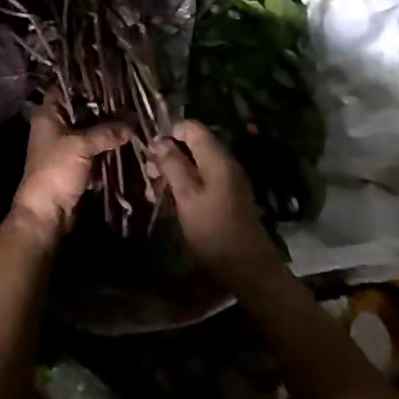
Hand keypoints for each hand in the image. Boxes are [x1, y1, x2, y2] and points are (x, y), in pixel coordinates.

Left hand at [10, 95, 130, 237]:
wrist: (47, 209)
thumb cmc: (56, 169)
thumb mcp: (81, 146)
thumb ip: (106, 132)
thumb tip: (132, 122)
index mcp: (48, 113)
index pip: (67, 89)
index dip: (86, 85)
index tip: (111, 81)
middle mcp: (55, 124)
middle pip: (81, 109)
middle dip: (104, 108)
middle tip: (131, 103)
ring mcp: (65, 143)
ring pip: (89, 129)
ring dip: (108, 128)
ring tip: (135, 119)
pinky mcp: (75, 160)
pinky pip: (93, 147)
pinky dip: (106, 145)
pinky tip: (127, 140)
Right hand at [147, 120, 277, 279]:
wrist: (249, 272)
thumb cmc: (215, 231)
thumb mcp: (186, 196)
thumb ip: (171, 164)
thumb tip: (158, 140)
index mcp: (217, 160)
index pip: (191, 127)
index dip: (169, 132)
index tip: (152, 152)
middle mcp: (224, 165)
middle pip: (191, 144)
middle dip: (167, 154)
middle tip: (150, 173)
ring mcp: (227, 181)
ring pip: (193, 163)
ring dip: (172, 171)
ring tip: (155, 188)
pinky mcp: (226, 197)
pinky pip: (200, 179)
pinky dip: (183, 184)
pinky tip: (170, 199)